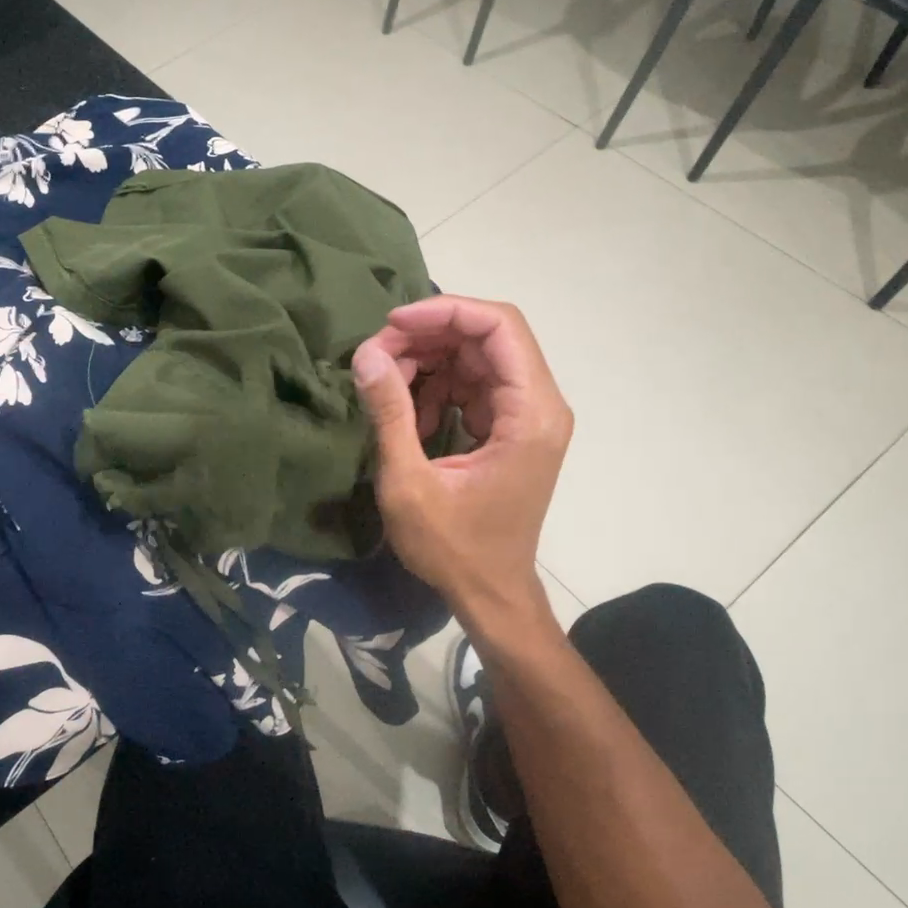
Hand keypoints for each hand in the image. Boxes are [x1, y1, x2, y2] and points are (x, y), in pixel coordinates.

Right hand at [352, 296, 572, 644]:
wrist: (490, 595)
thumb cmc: (454, 548)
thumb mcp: (410, 482)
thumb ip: (390, 413)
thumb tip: (366, 354)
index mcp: (532, 414)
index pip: (499, 327)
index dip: (444, 312)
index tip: (391, 326)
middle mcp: (541, 405)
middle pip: (487, 337)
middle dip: (428, 337)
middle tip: (375, 358)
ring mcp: (528, 416)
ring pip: (477, 357)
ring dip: (428, 361)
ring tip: (385, 386)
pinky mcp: (511, 429)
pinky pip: (474, 385)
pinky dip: (438, 387)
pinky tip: (409, 414)